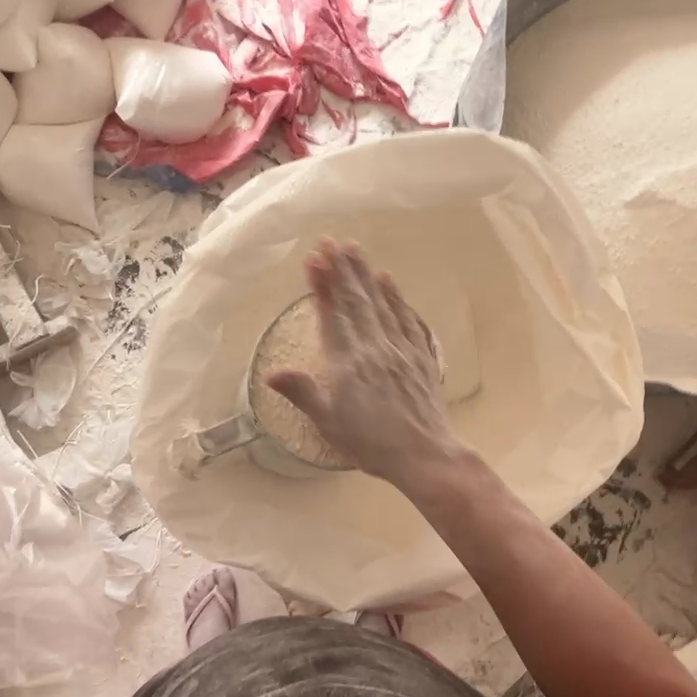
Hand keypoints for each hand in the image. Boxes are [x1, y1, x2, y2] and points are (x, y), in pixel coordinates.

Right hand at [268, 239, 463, 487]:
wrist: (425, 455)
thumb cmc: (371, 445)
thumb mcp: (329, 424)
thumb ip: (303, 393)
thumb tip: (271, 374)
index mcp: (348, 364)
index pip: (331, 316)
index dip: (321, 285)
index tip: (314, 258)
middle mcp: (374, 349)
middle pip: (356, 302)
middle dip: (342, 270)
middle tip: (331, 241)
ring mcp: (401, 351)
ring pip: (381, 304)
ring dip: (366, 275)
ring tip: (354, 249)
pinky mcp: (421, 358)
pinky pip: (407, 320)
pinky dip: (397, 298)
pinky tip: (390, 282)